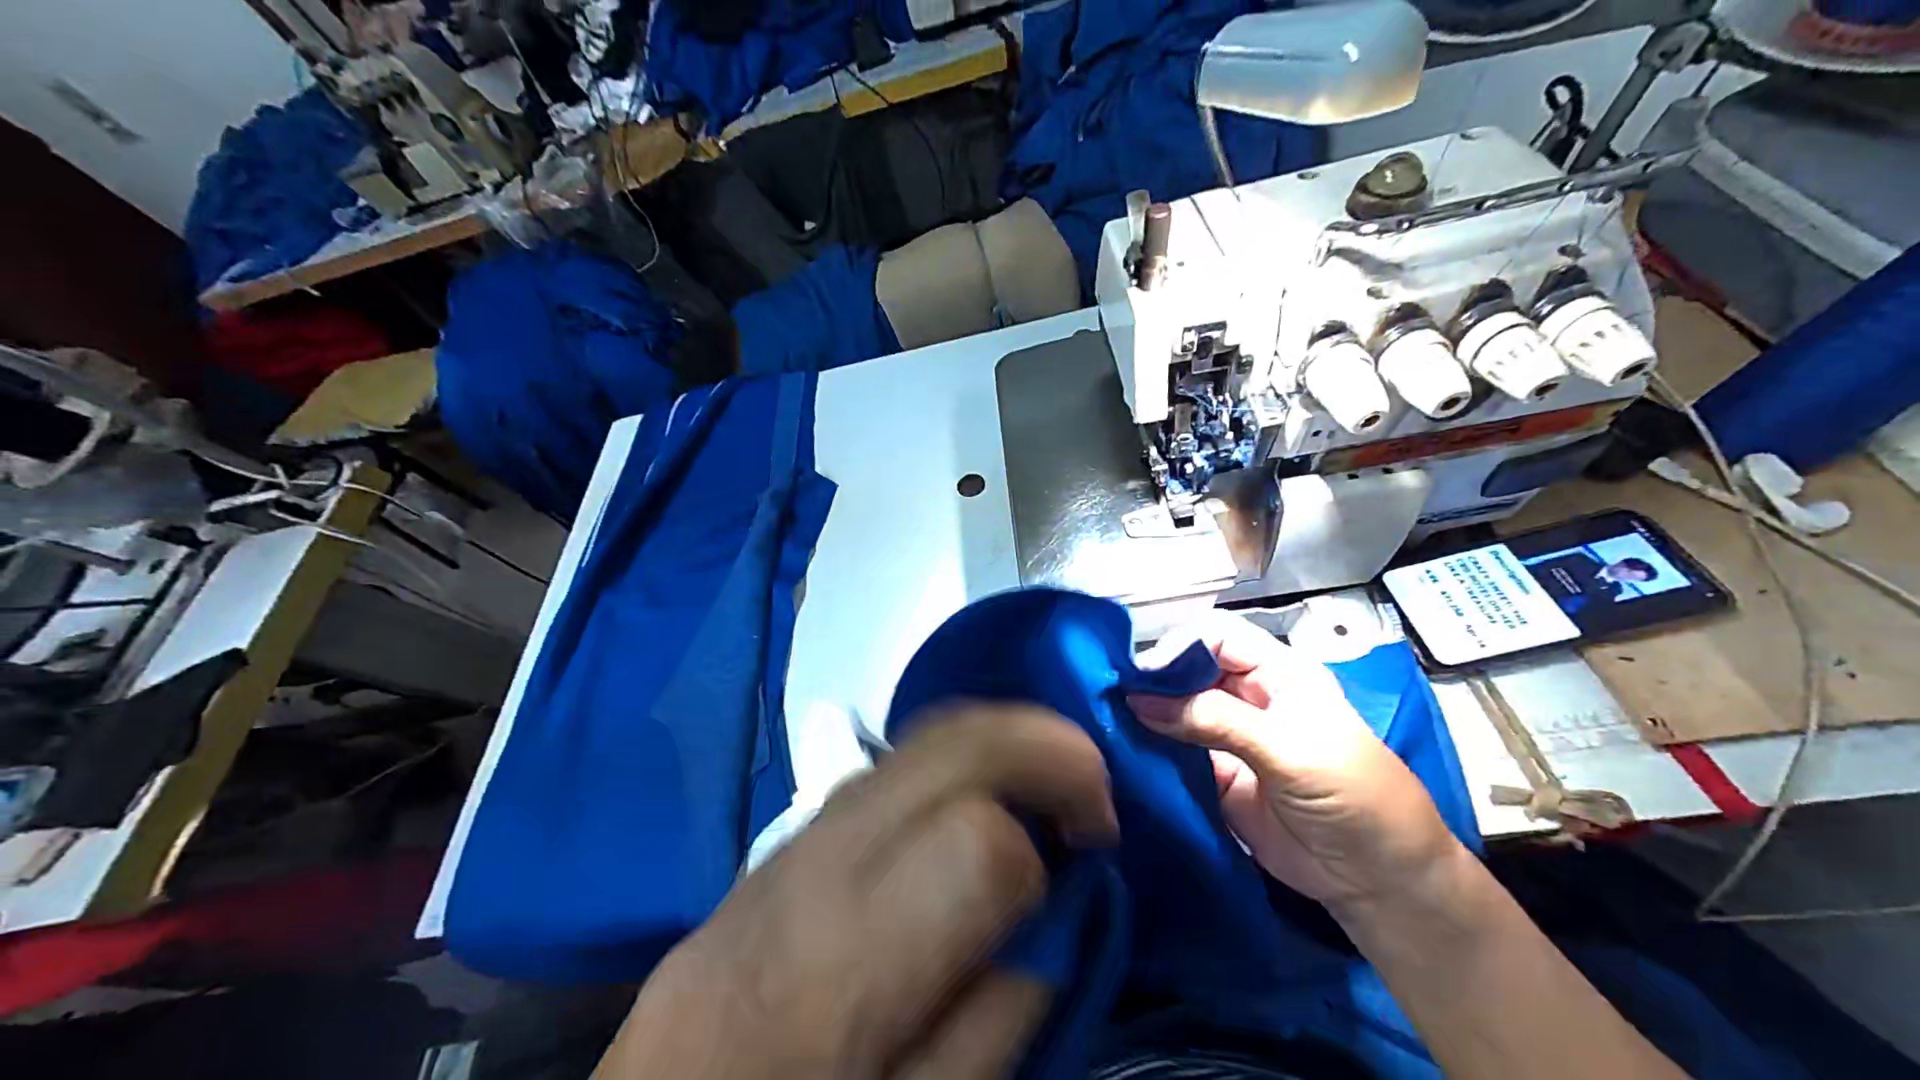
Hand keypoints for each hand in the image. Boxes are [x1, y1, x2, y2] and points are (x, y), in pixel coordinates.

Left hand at [597, 705, 1117, 1079]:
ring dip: (1008, 739)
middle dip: (1045, 748)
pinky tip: (987, 791)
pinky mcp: (803, 821)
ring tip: (1052, 787)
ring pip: (927, 733)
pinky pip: (899, 756)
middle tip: (1094, 798)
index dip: (1041, 857)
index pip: (978, 842)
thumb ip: (1001, 1014)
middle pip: (957, 744)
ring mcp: (810, 824)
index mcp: (856, 951)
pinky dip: (964, 752)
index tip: (1073, 880)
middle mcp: (832, 855)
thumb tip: (1058, 915)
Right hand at [1128, 612, 1462, 911]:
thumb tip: (1139, 700)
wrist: (1379, 881)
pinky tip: (1127, 750)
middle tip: (1115, 698)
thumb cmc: (1353, 798)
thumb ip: (1216, 720)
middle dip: (1156, 679)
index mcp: (1278, 673)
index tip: (1142, 677)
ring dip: (1148, 713)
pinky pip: (1174, 752)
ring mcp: (1230, 736)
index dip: (1179, 647)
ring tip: (1111, 720)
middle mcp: (1249, 696)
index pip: (1217, 637)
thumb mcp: (1290, 749)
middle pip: (1191, 669)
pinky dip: (1151, 749)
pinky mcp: (1215, 774)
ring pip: (1177, 709)